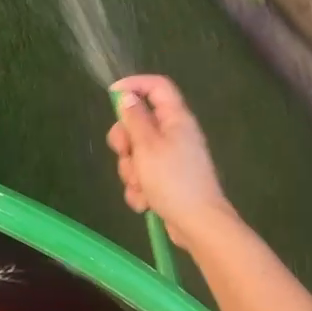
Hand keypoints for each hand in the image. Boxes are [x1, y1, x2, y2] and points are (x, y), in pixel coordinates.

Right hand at [106, 75, 229, 245]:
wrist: (199, 226)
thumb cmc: (173, 180)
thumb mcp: (147, 145)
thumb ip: (134, 118)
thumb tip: (127, 96)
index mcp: (175, 119)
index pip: (156, 86)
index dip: (134, 84)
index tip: (112, 95)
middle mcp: (174, 134)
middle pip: (139, 121)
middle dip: (125, 140)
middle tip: (124, 152)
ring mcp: (171, 159)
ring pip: (137, 152)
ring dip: (131, 170)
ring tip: (140, 185)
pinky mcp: (166, 181)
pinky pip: (143, 175)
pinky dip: (140, 188)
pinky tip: (145, 202)